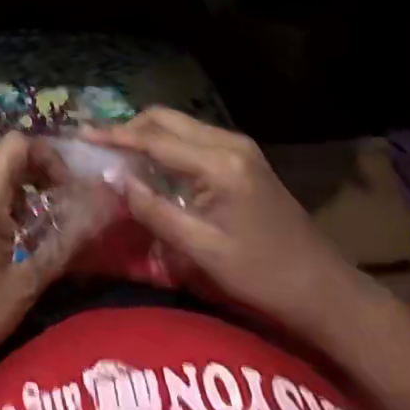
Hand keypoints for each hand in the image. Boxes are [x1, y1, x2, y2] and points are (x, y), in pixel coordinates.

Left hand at [0, 132, 104, 368]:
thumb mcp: (28, 280)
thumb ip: (65, 241)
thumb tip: (101, 212)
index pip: (18, 144)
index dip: (49, 156)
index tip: (71, 186)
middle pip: (11, 158)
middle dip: (44, 175)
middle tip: (71, 207)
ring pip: (0, 175)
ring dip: (30, 191)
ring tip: (54, 224)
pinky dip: (11, 202)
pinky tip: (27, 234)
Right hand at [89, 108, 363, 332]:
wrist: (327, 290)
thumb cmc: (263, 276)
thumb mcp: (203, 251)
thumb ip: (154, 210)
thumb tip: (113, 178)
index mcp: (219, 165)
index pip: (154, 139)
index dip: (115, 136)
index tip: (82, 135)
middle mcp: (228, 143)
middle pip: (164, 118)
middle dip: (128, 127)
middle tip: (98, 144)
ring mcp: (238, 146)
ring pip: (177, 123)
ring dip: (146, 132)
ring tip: (118, 152)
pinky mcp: (242, 156)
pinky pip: (191, 135)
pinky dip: (165, 141)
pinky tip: (152, 162)